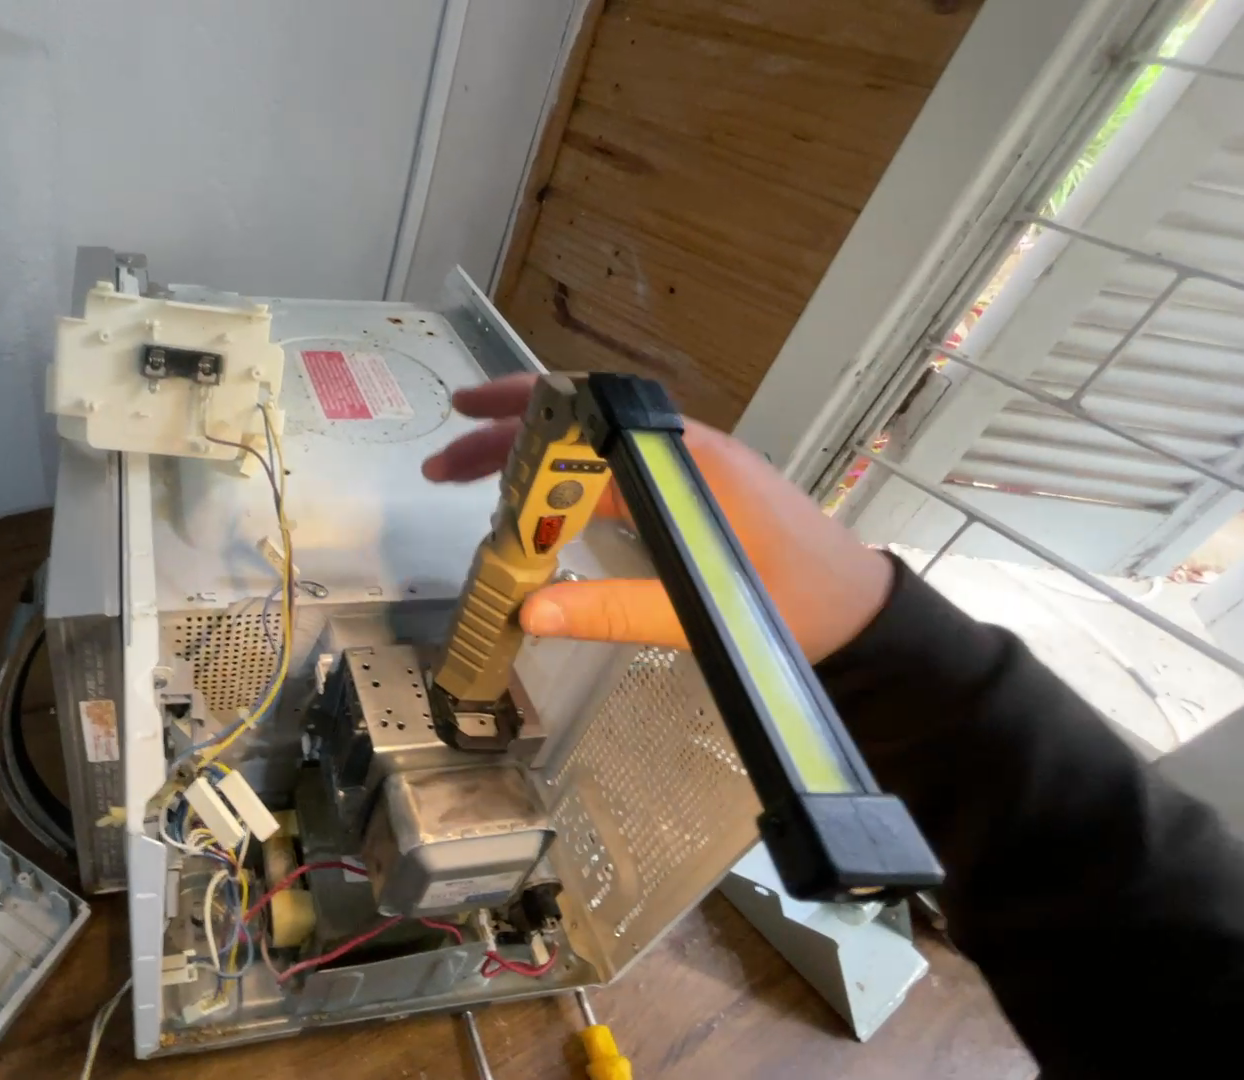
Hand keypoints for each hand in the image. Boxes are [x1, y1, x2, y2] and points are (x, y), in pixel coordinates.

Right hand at [421, 374, 892, 661]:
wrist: (864, 614)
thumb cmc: (795, 605)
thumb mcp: (701, 610)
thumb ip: (612, 610)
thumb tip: (526, 610)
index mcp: (678, 459)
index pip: (580, 421)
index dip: (514, 422)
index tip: (462, 432)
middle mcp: (672, 450)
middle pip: (570, 426)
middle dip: (499, 438)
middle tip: (442, 466)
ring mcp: (673, 468)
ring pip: (581, 447)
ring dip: (521, 459)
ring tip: (464, 477)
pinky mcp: (674, 491)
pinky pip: (600, 472)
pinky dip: (552, 482)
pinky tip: (525, 502)